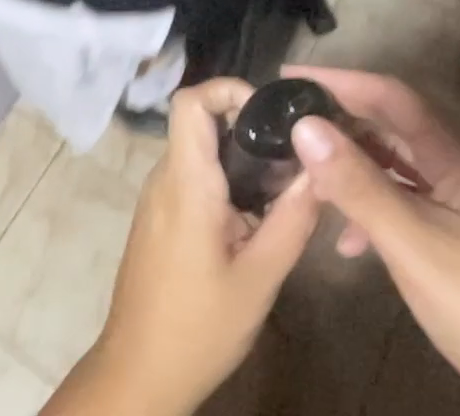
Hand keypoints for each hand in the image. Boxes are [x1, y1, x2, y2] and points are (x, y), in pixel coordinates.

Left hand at [44, 78, 321, 415]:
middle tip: (296, 154)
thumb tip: (319, 167)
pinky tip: (257, 217)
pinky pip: (193, 180)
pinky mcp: (159, 219)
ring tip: (285, 187)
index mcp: (185, 182)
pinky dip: (226, 182)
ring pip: (200, 153)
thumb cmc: (199, 325)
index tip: (271, 114)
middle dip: (249, 128)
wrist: (139, 371)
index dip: (229, 89)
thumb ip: (293, 217)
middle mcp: (165, 179)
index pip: (190, 101)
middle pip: (201, 124)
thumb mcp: (260, 276)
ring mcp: (157, 199)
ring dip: (241, 159)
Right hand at [283, 66, 459, 415]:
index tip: (287, 75)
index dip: (340, 80)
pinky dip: (375, 210)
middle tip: (288, 128)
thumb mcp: (414, 245)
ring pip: (400, 168)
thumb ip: (359, 185)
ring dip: (355, 170)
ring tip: (308, 182)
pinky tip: (351, 242)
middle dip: (342, 124)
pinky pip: (409, 203)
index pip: (393, 97)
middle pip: (395, 127)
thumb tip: (305, 126)